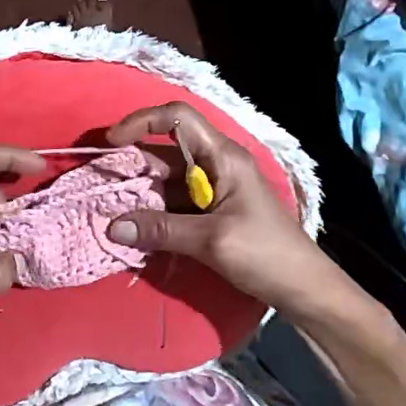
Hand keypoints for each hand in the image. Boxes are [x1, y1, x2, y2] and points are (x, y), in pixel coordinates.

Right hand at [105, 103, 343, 312]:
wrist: (303, 287)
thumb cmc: (265, 254)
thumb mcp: (211, 240)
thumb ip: (161, 230)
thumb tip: (113, 226)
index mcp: (223, 156)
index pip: (178, 117)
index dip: (142, 121)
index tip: (112, 142)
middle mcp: (216, 164)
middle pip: (166, 150)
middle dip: (133, 164)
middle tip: (102, 186)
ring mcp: (215, 188)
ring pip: (167, 179)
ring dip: (141, 192)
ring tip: (112, 209)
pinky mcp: (212, 211)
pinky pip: (174, 202)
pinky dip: (153, 210)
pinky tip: (136, 226)